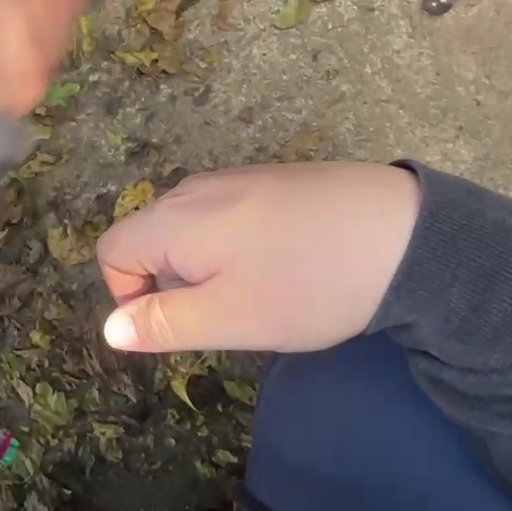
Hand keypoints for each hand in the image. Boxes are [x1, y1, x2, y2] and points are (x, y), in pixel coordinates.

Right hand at [93, 163, 421, 352]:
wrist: (402, 231)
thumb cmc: (305, 283)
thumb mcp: (228, 319)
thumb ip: (162, 324)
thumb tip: (109, 330)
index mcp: (171, 220)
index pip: (111, 251)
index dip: (126, 295)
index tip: (175, 325)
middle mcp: (191, 190)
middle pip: (149, 238)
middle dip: (172, 283)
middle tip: (226, 314)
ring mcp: (231, 180)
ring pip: (188, 229)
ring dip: (204, 267)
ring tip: (261, 292)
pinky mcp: (267, 180)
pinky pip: (223, 216)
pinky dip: (234, 246)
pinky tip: (286, 263)